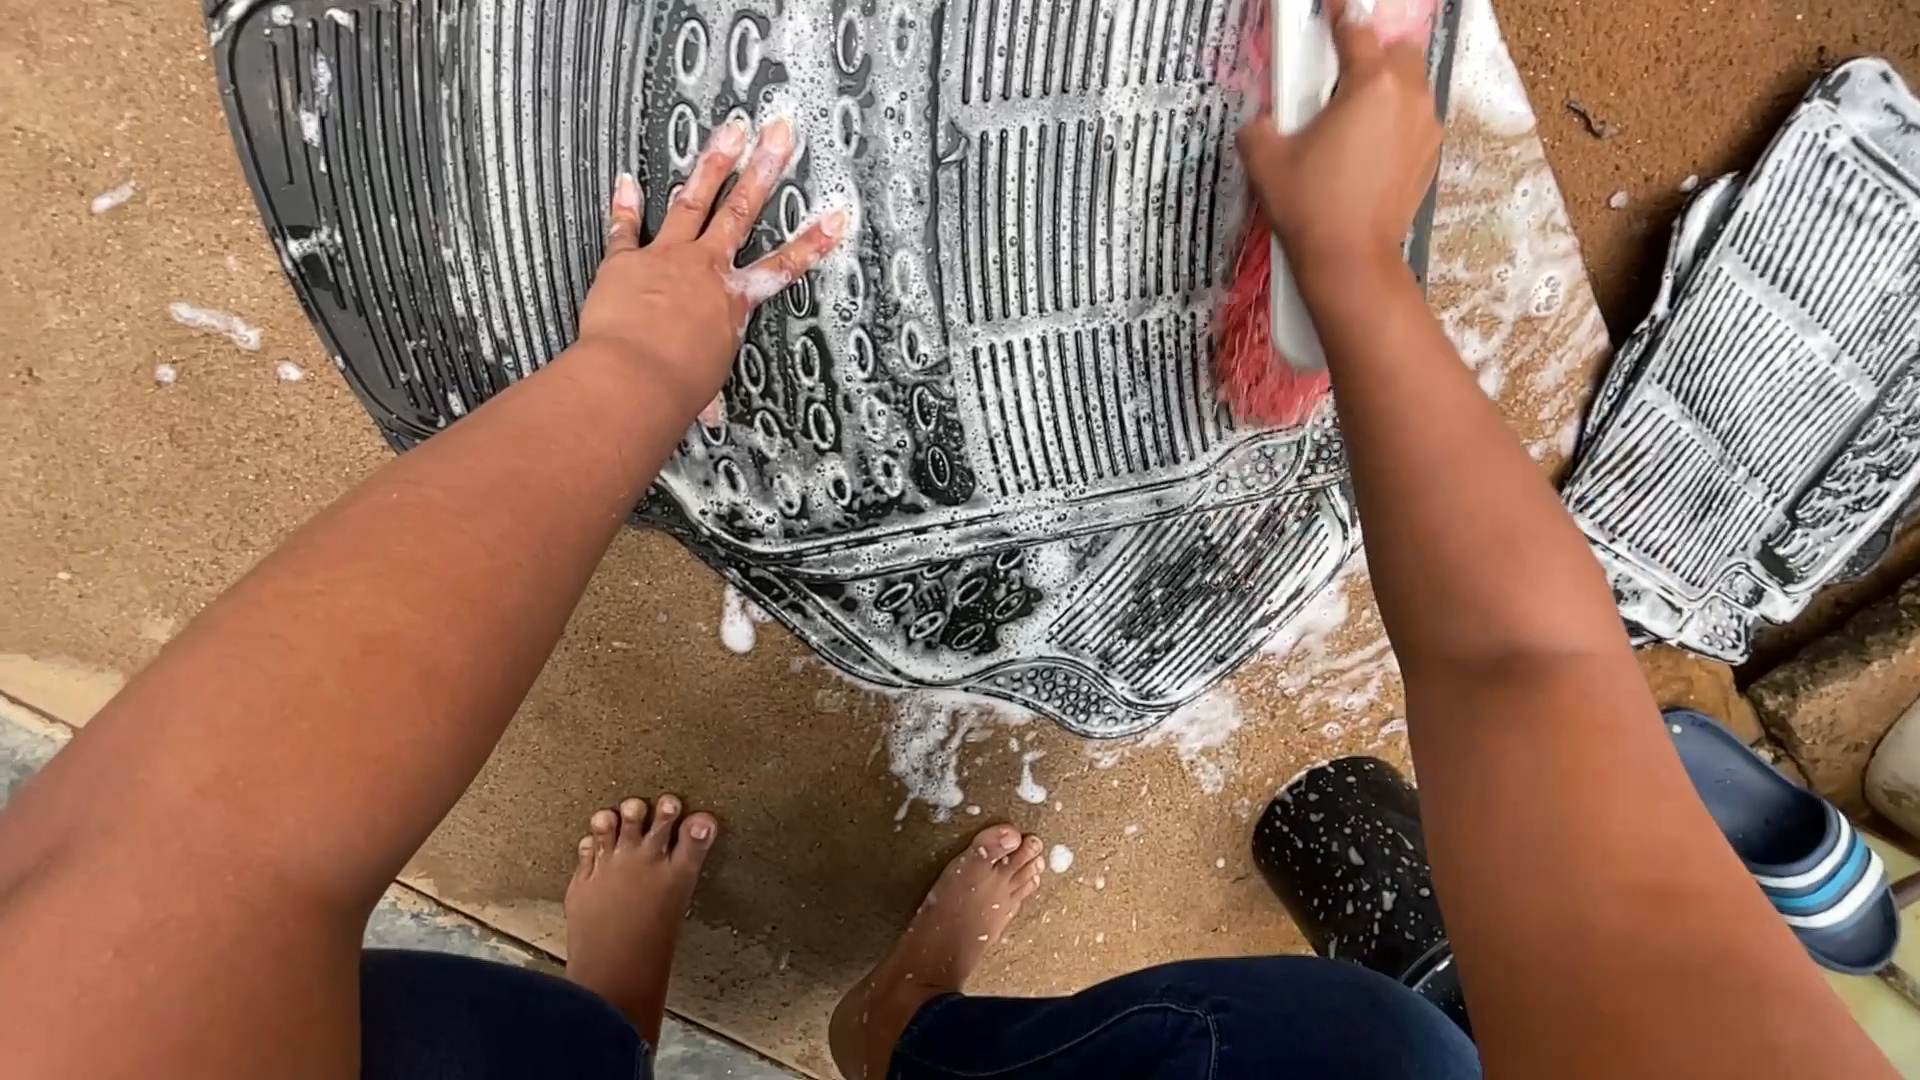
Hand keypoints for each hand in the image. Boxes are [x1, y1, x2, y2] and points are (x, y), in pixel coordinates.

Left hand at [574, 117, 849, 418]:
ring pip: (694, 201)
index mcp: (733, 302)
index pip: (783, 267)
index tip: (835, 217)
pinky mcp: (627, 261)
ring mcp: (667, 259)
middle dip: (764, 170)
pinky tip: (626, 179)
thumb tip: (708, 414)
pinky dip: (624, 204)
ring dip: (713, 164)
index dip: (813, 242)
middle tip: (779, 135)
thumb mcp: (705, 387)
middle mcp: (706, 271)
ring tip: (729, 131)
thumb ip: (707, 390)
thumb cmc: (676, 387)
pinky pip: (626, 228)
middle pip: (742, 212)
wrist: (635, 376)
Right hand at [1236, 0, 1440, 276]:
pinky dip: (1392, 128)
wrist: (1348, 259)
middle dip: (1369, 60)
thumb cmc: (1308, 207)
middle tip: (1335, 88)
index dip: (1339, 15)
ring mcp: (1424, 127)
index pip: (1355, 32)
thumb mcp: (1265, 165)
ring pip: (1409, 88)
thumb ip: (1258, 129)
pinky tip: (1364, 156)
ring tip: (1349, 126)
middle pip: (1395, 52)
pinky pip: (1413, 124)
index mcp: (1368, 85)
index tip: (1331, 7)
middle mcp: (1406, 96)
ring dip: (1383, 94)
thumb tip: (1261, 123)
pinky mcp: (1428, 157)